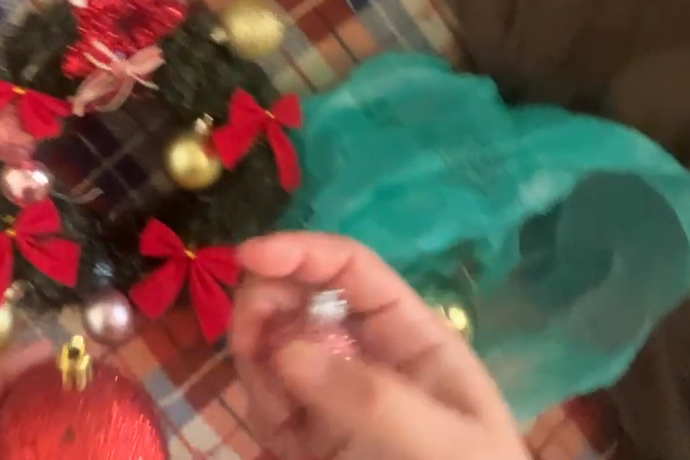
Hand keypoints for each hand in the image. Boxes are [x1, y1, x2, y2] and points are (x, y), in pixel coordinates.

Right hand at [230, 233, 526, 459]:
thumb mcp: (444, 446)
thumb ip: (372, 397)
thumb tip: (288, 349)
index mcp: (408, 335)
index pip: (349, 267)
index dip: (300, 250)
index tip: (249, 256)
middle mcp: (363, 349)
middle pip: (298, 290)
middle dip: (265, 301)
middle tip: (246, 336)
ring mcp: (330, 386)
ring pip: (271, 334)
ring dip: (255, 353)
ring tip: (276, 409)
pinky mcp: (303, 423)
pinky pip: (263, 386)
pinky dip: (257, 396)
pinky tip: (279, 430)